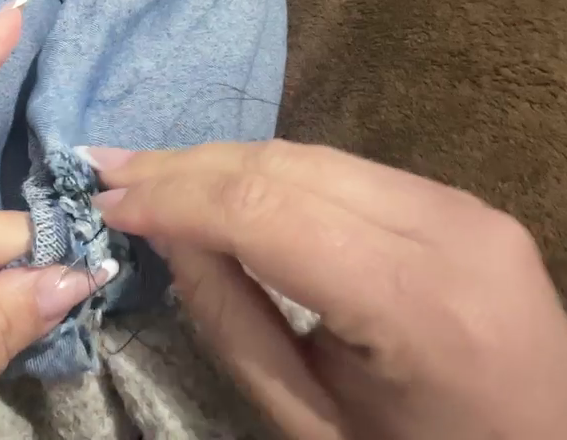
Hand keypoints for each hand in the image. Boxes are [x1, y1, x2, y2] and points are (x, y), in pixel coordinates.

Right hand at [82, 141, 566, 439]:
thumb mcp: (312, 429)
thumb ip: (232, 321)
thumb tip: (167, 229)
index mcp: (424, 307)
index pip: (267, 212)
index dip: (175, 196)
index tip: (104, 199)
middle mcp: (450, 230)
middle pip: (282, 168)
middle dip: (183, 167)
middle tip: (106, 168)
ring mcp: (462, 204)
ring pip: (304, 155)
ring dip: (216, 161)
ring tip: (146, 171)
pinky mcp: (457, 197)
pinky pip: (335, 169)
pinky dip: (263, 171)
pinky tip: (217, 178)